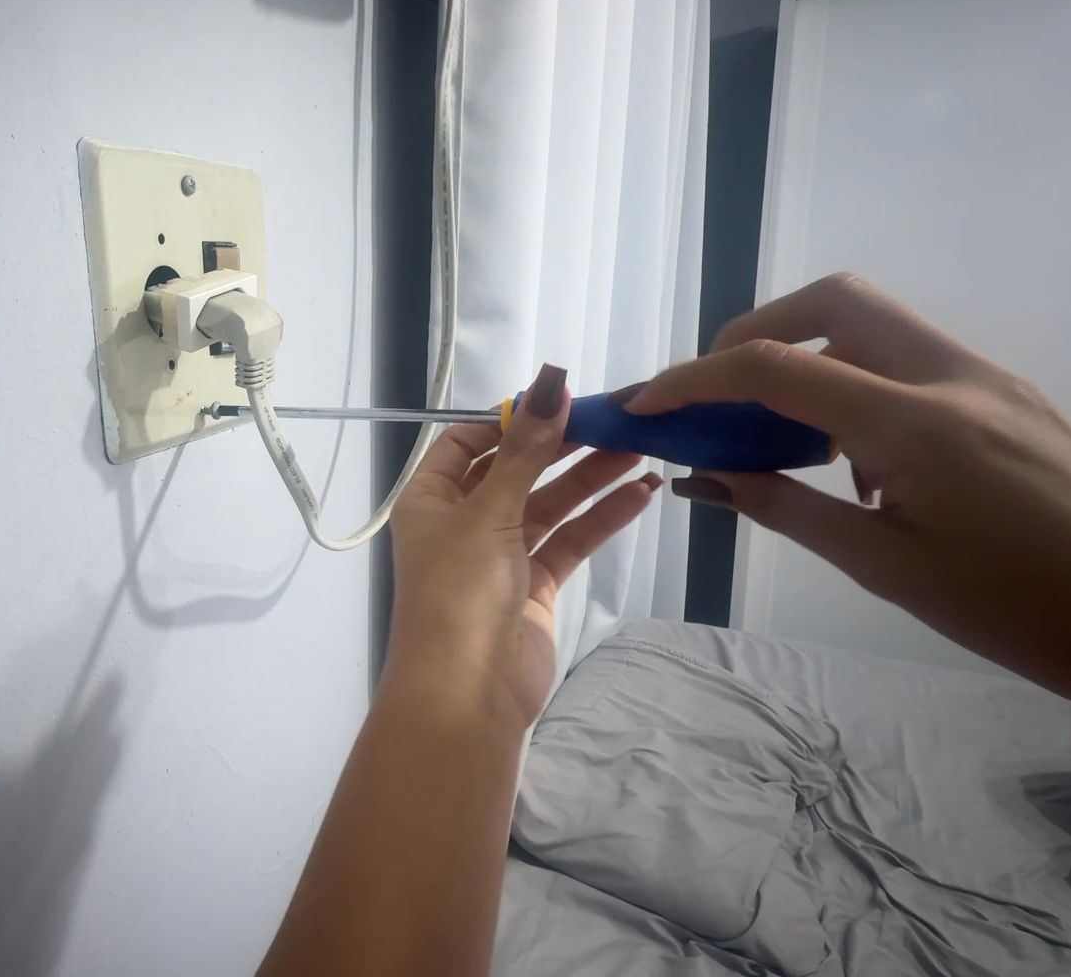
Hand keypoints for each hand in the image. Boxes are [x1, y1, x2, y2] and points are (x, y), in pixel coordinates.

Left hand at [386, 364, 660, 730]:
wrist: (468, 690)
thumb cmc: (461, 589)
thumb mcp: (488, 511)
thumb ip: (524, 450)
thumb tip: (549, 379)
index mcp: (429, 499)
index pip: (463, 444)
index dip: (505, 421)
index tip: (556, 401)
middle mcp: (459, 522)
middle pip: (511, 471)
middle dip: (557, 446)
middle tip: (612, 419)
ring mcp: (497, 555)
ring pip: (545, 504)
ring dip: (587, 478)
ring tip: (639, 447)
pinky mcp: (532, 586)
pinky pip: (567, 541)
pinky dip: (600, 518)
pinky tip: (641, 491)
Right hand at [628, 273, 1070, 727]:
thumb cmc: (1027, 611)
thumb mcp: (882, 566)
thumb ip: (780, 505)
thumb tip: (699, 477)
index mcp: (917, 424)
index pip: (773, 368)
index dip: (690, 379)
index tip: (643, 404)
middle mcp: (952, 378)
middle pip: (830, 301)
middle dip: (751, 333)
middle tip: (716, 391)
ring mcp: (986, 380)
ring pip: (868, 323)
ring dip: (797, 357)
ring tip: (766, 429)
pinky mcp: (1002, 397)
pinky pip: (900, 360)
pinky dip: (842, 383)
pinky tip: (839, 455)